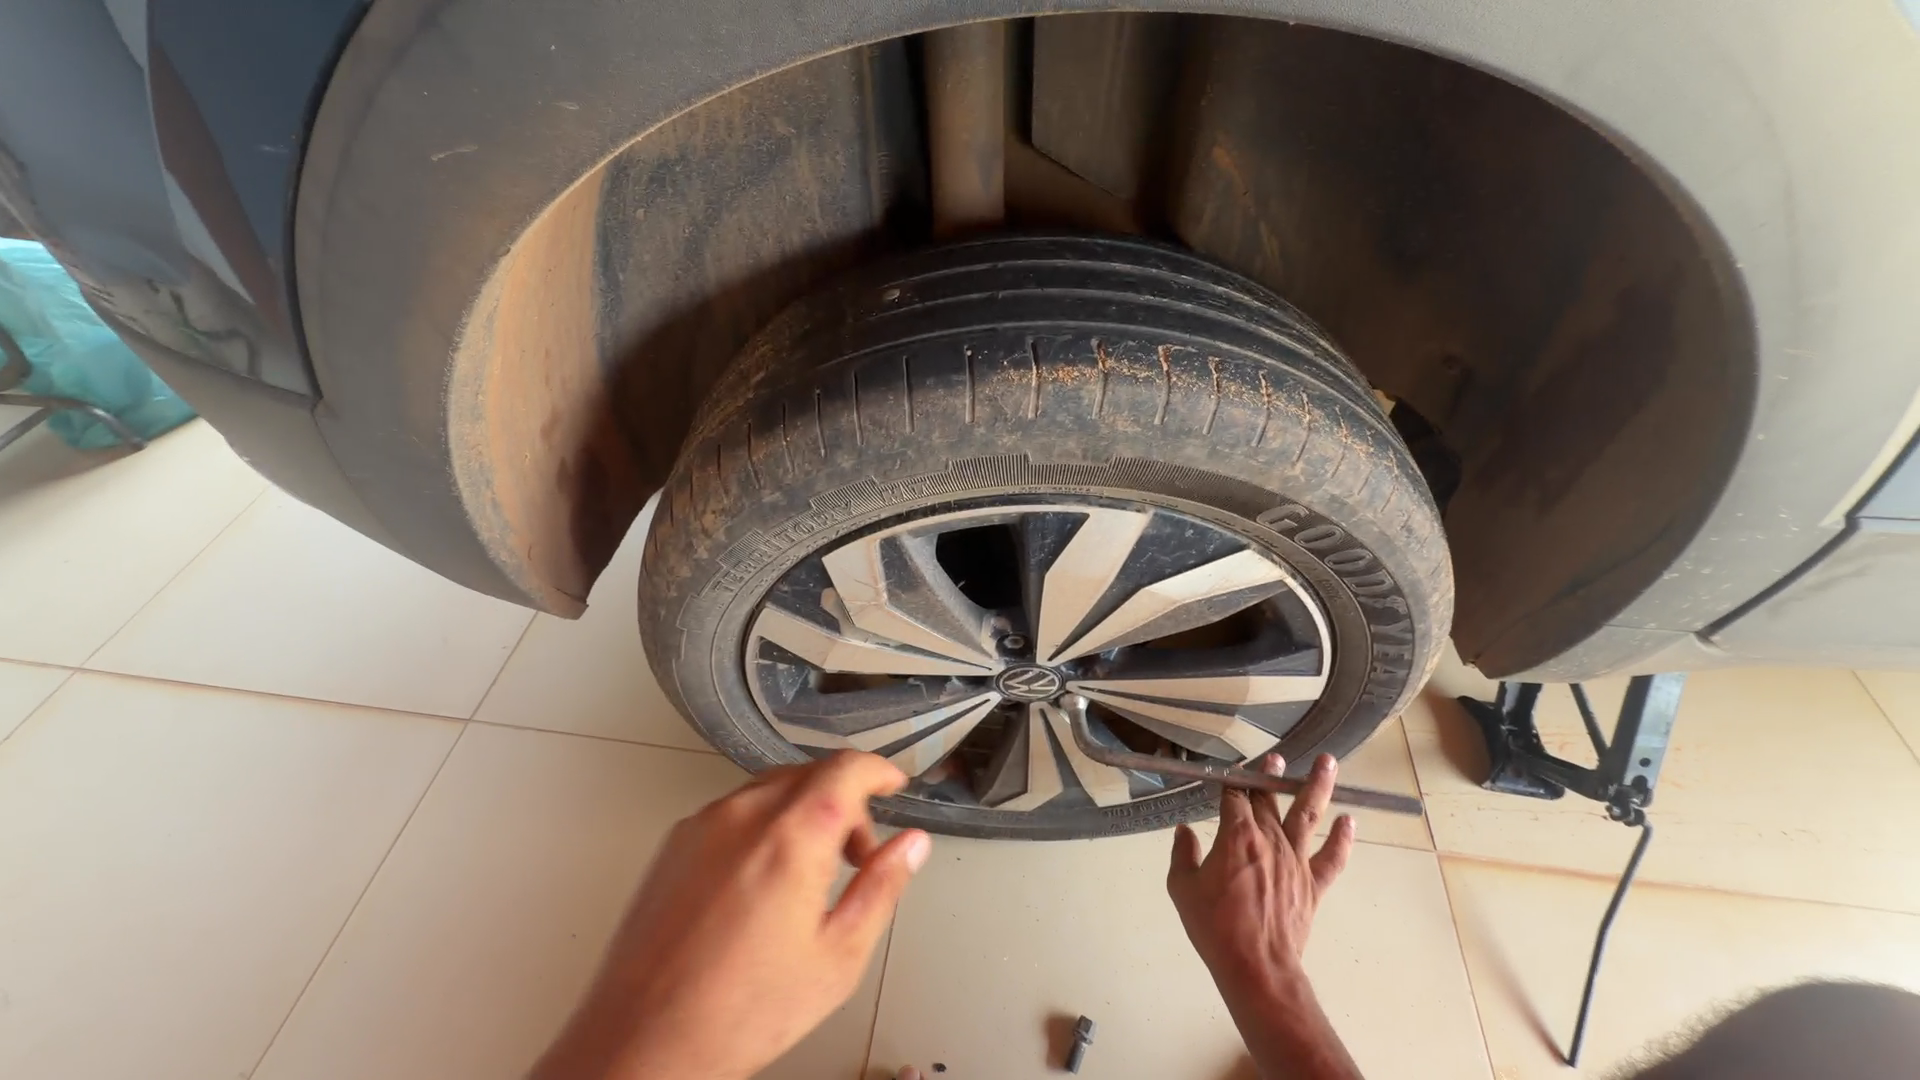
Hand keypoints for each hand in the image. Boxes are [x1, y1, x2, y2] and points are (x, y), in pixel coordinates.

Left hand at [531, 751, 931, 1079]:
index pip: (847, 767)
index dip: (879, 770)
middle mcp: (745, 815)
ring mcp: (704, 824)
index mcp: (793, 835)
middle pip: (812, 774)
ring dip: (805, 812)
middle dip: (846, 802)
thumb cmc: (735, 1011)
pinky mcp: (676, 841)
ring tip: (809, 874)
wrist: (642, 1043)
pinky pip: (735, 809)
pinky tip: (763, 881)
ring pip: (772, 789)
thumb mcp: (837, 956)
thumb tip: (911, 845)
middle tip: (857, 853)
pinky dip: (764, 824)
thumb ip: (882, 886)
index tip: (891, 783)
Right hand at [1167, 753, 1354, 990]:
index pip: (1233, 796)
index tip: (1229, 772)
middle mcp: (1268, 838)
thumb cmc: (1214, 925)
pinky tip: (1350, 821)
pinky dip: (1342, 839)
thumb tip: (1184, 832)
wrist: (1255, 966)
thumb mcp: (1182, 888)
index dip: (1230, 781)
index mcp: (1236, 834)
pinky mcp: (1313, 883)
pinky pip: (1332, 858)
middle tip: (1273, 758)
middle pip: (1268, 798)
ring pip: (1308, 815)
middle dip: (1268, 776)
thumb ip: (1183, 854)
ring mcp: (1295, 859)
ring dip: (1317, 786)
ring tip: (1327, 762)